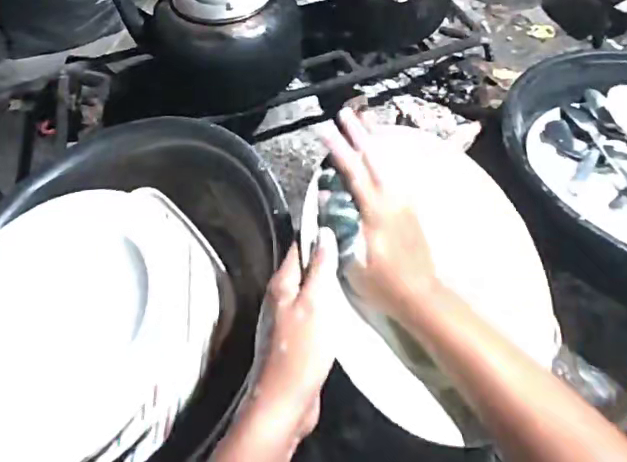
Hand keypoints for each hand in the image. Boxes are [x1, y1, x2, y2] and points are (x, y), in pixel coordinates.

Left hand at [243, 226, 339, 444]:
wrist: (283, 405)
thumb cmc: (301, 351)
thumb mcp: (316, 304)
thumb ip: (320, 269)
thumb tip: (323, 233)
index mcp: (281, 284)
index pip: (297, 246)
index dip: (315, 232)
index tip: (335, 221)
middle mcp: (278, 297)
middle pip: (301, 268)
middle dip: (321, 257)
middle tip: (347, 248)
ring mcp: (283, 319)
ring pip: (306, 290)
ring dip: (323, 283)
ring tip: (346, 275)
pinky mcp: (292, 340)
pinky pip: (309, 312)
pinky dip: (323, 306)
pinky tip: (337, 311)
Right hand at [320, 108, 440, 322]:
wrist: (423, 296)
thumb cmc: (384, 284)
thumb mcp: (354, 262)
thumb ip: (338, 226)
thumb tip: (324, 195)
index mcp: (376, 210)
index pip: (354, 172)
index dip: (338, 149)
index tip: (324, 130)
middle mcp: (392, 198)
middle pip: (374, 157)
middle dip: (358, 133)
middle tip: (344, 112)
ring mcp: (404, 200)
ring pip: (387, 160)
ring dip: (373, 139)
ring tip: (363, 119)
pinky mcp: (409, 206)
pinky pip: (394, 170)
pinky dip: (384, 154)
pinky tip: (380, 150)